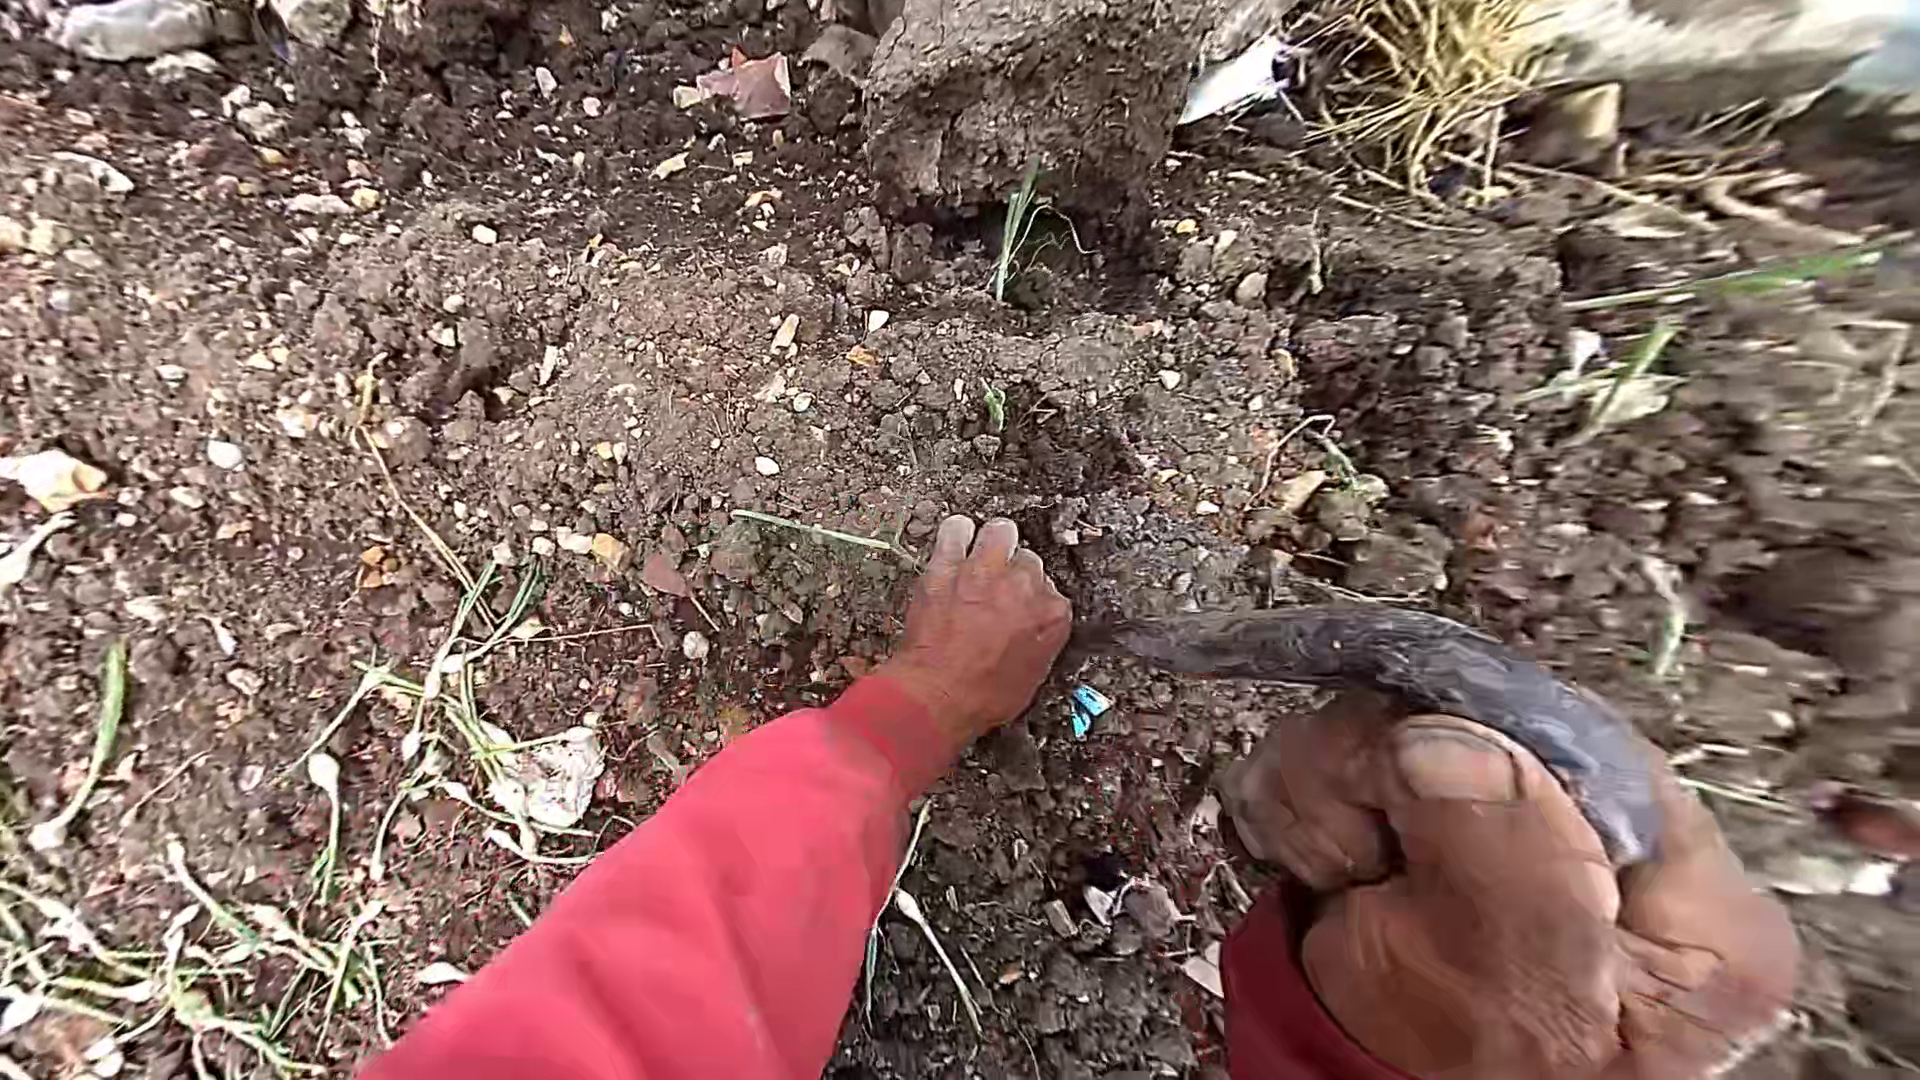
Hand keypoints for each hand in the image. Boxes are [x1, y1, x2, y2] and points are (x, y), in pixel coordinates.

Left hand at [875, 516, 1072, 743]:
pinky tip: (956, 540)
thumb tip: (1034, 628)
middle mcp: (1023, 585)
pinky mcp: (948, 567)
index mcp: (1051, 614)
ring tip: (982, 553)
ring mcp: (984, 572)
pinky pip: (955, 531)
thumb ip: (1041, 639)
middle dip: (1014, 571)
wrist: (938, 696)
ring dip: (993, 541)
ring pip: (999, 532)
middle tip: (998, 586)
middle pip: (1028, 559)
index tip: (1020, 605)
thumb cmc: (981, 696)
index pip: (1051, 589)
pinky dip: (956, 533)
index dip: (1032, 596)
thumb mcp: (1032, 675)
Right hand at [1224, 693, 1797, 1078]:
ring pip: (1351, 719)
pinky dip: (1291, 803)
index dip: (1471, 751)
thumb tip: (1440, 739)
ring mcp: (1455, 779)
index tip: (1412, 813)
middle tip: (1374, 861)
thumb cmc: (1457, 1054)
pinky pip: (1300, 742)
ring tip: (1348, 868)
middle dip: (1371, 784)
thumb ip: (1508, 874)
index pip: (1563, 732)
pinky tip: (1323, 854)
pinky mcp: (1377, 775)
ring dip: (1320, 801)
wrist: (1360, 1052)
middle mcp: (1558, 803)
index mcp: (1658, 863)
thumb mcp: (1513, 992)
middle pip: (1435, 710)